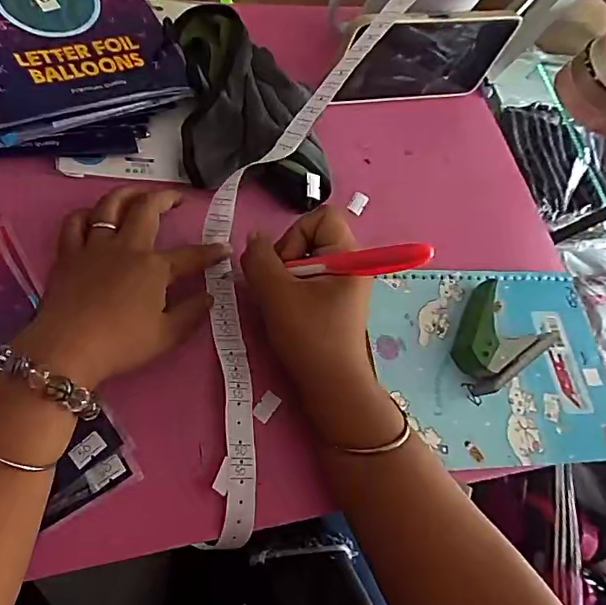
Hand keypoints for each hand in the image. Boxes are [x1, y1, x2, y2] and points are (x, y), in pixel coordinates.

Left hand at [15, 187, 227, 386]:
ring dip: (127, 194)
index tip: (223, 249)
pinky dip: (86, 214)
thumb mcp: (166, 336)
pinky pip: (75, 222)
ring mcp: (94, 247)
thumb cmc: (121, 344)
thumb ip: (191, 314)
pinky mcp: (68, 254)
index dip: (210, 252)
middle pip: (147, 209)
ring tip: (137, 194)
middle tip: (176, 199)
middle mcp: (126, 247)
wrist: (68, 348)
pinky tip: (93, 216)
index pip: (190, 255)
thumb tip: (209, 297)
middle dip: (166, 198)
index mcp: (154, 267)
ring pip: (110, 206)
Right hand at [241, 208, 402, 446]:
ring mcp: (343, 286)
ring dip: (283, 279)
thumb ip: (259, 259)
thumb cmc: (310, 338)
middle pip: (309, 237)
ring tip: (279, 306)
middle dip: (285, 259)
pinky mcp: (334, 304)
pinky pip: (306, 282)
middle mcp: (351, 265)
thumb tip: (254, 239)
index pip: (322, 216)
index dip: (296, 234)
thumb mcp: (276, 294)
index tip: (286, 267)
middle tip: (279, 289)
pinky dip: (290, 293)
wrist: (332, 388)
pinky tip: (285, 315)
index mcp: (349, 256)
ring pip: (303, 262)